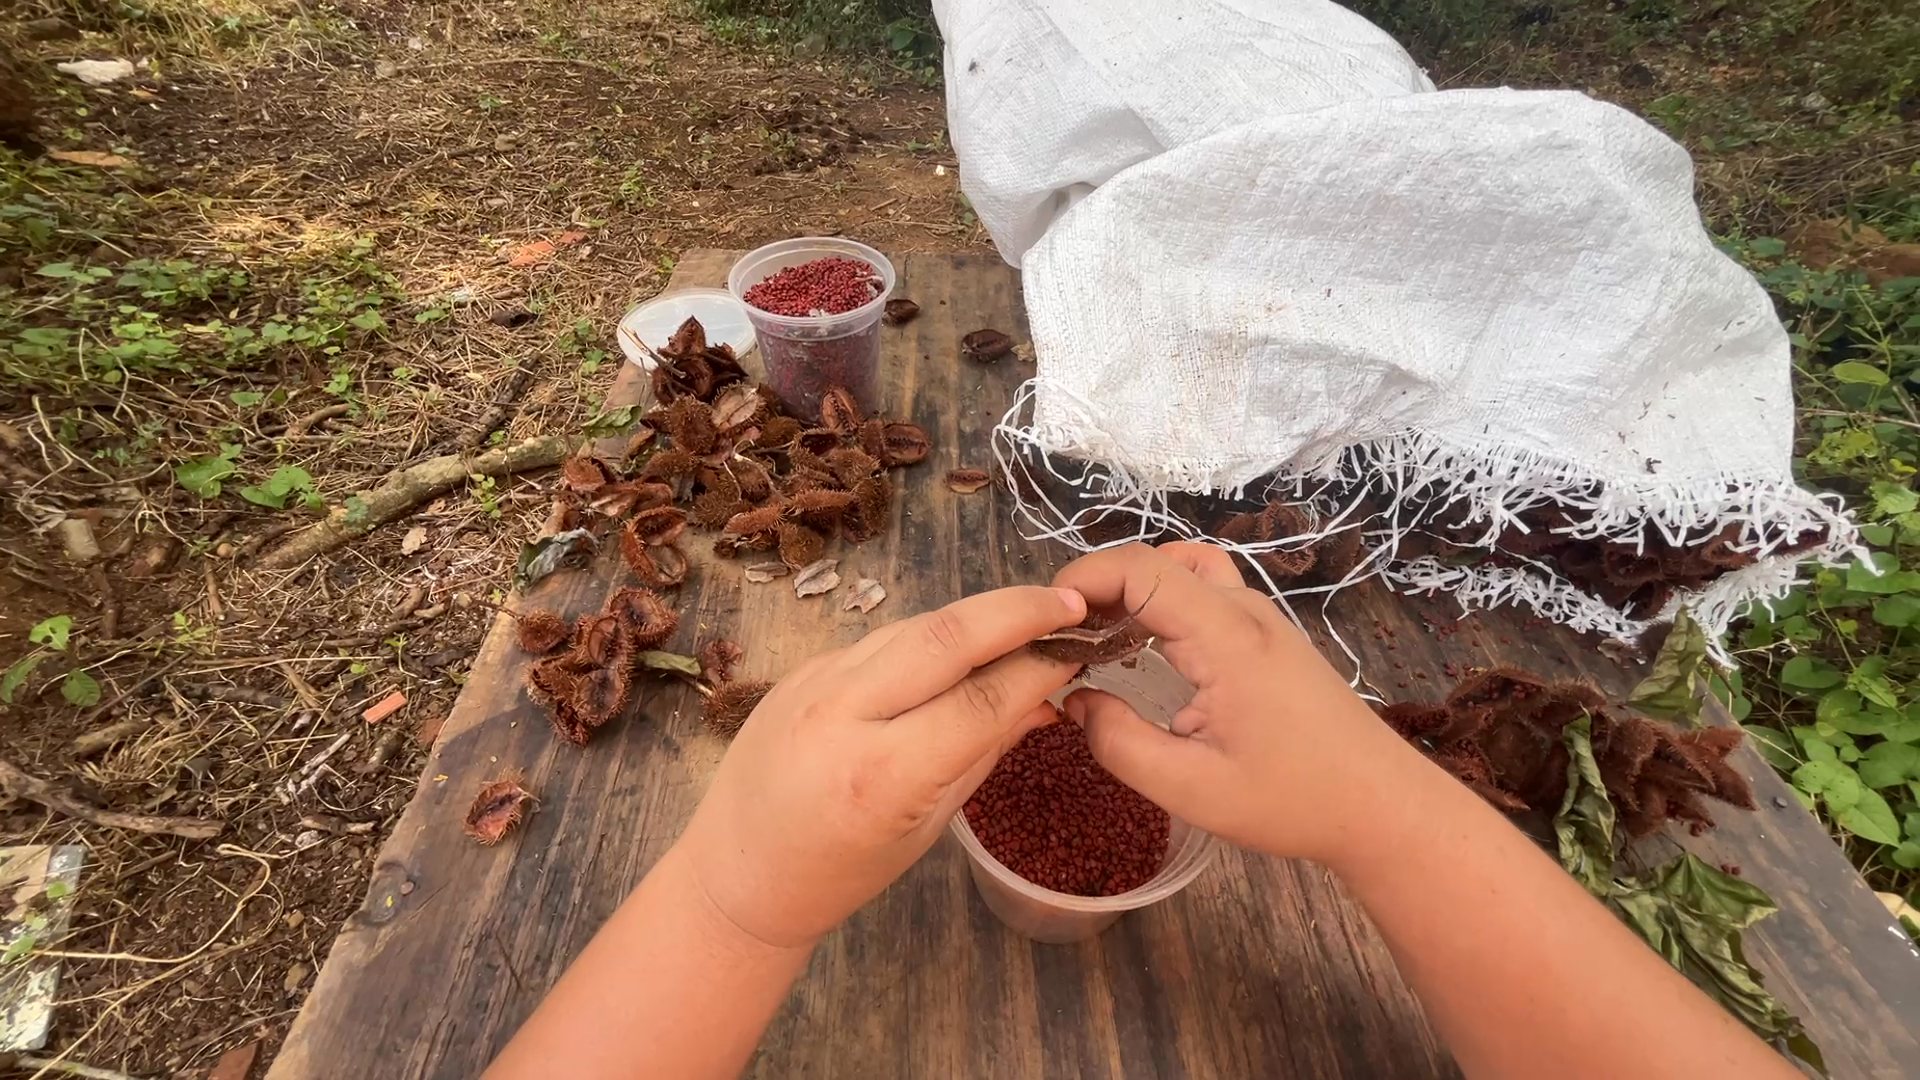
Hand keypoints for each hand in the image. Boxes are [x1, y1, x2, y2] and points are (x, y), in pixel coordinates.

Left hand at [675, 585, 1086, 948]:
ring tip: (1029, 615)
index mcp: (879, 775)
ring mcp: (816, 679)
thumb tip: (1044, 699)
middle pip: (946, 636)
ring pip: (916, 626)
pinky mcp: (806, 664)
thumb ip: (984, 751)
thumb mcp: (926, 826)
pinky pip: (885, 638)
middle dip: (1018, 609)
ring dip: (978, 615)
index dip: (1039, 668)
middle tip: (1073, 601)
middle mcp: (844, 712)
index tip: (1082, 648)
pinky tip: (964, 642)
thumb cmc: (839, 872)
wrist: (737, 871)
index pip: (980, 701)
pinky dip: (934, 635)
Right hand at [1053, 542, 1428, 864]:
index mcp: (1226, 637)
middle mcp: (1242, 610)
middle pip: (1156, 559)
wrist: (1384, 808)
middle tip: (1064, 637)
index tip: (1048, 623)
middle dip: (1097, 585)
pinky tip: (1146, 642)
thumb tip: (1074, 699)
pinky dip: (1159, 597)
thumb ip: (1118, 742)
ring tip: (1098, 634)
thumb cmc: (1292, 801)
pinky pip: (1201, 588)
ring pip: (1180, 565)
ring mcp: (1258, 616)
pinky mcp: (1263, 631)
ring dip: (1130, 587)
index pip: (1140, 569)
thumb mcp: (1191, 789)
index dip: (1083, 578)